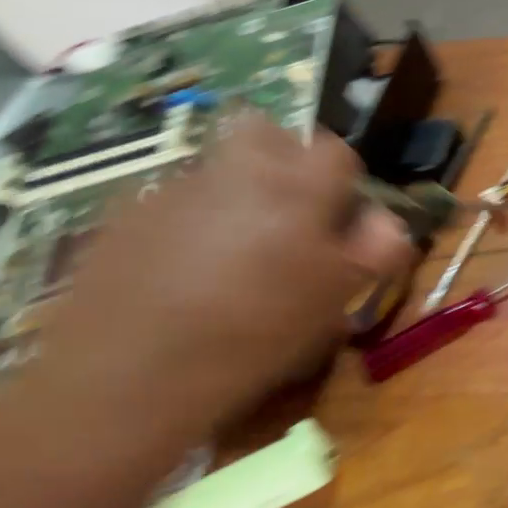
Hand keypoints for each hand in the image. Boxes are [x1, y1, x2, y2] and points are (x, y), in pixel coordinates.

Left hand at [44, 115, 411, 438]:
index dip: (344, 179)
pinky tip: (185, 272)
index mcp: (297, 189)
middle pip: (262, 130)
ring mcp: (172, 192)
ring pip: (216, 170)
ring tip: (234, 252)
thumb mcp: (339, 297)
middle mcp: (235, 174)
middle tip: (289, 209)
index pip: (335, 151)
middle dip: (280, 158)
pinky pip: (171, 204)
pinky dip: (188, 224)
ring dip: (234, 195)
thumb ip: (376, 249)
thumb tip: (386, 222)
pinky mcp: (122, 219)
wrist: (130, 377)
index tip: (342, 216)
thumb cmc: (258, 334)